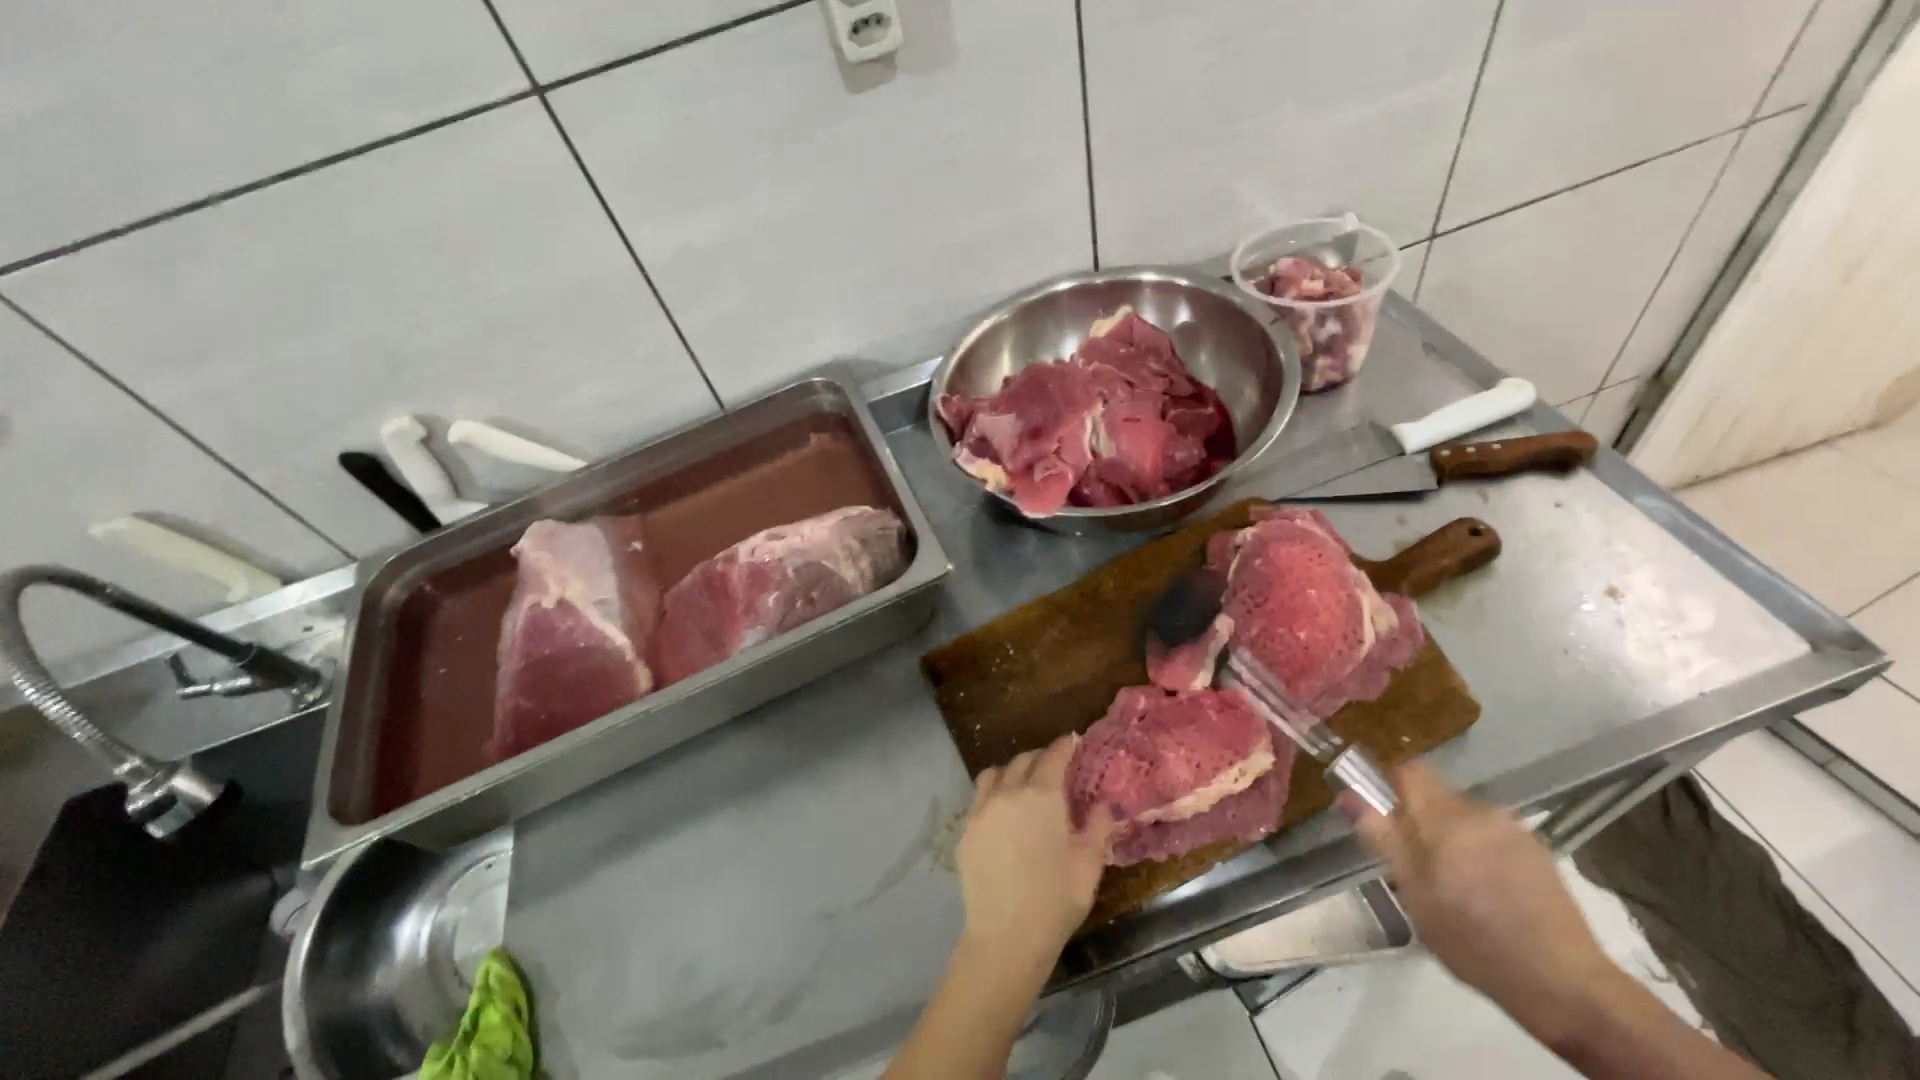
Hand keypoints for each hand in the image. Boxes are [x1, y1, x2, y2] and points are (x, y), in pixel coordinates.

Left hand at [957, 735, 1116, 969]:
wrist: (1006, 936)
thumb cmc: (1056, 899)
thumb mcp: (1090, 863)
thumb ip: (1099, 825)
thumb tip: (1103, 803)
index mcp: (1042, 796)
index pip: (1054, 756)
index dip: (1065, 745)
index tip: (1074, 741)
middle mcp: (1007, 794)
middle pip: (1023, 760)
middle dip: (1041, 759)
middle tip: (1055, 770)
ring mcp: (981, 812)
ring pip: (994, 774)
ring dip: (1011, 773)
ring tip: (1024, 788)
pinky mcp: (965, 832)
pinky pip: (980, 800)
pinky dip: (994, 797)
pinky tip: (1004, 817)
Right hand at [1352, 763, 1622, 1043]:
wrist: (1560, 979)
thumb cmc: (1472, 941)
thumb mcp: (1414, 895)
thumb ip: (1383, 840)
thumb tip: (1349, 795)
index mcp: (1445, 819)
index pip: (1410, 771)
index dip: (1391, 786)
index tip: (1385, 819)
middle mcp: (1481, 812)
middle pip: (1437, 798)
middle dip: (1422, 823)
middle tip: (1419, 869)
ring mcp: (1514, 829)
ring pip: (1466, 819)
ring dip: (1453, 840)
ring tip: (1457, 888)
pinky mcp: (1538, 850)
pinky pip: (1493, 836)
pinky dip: (1482, 854)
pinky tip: (1490, 895)